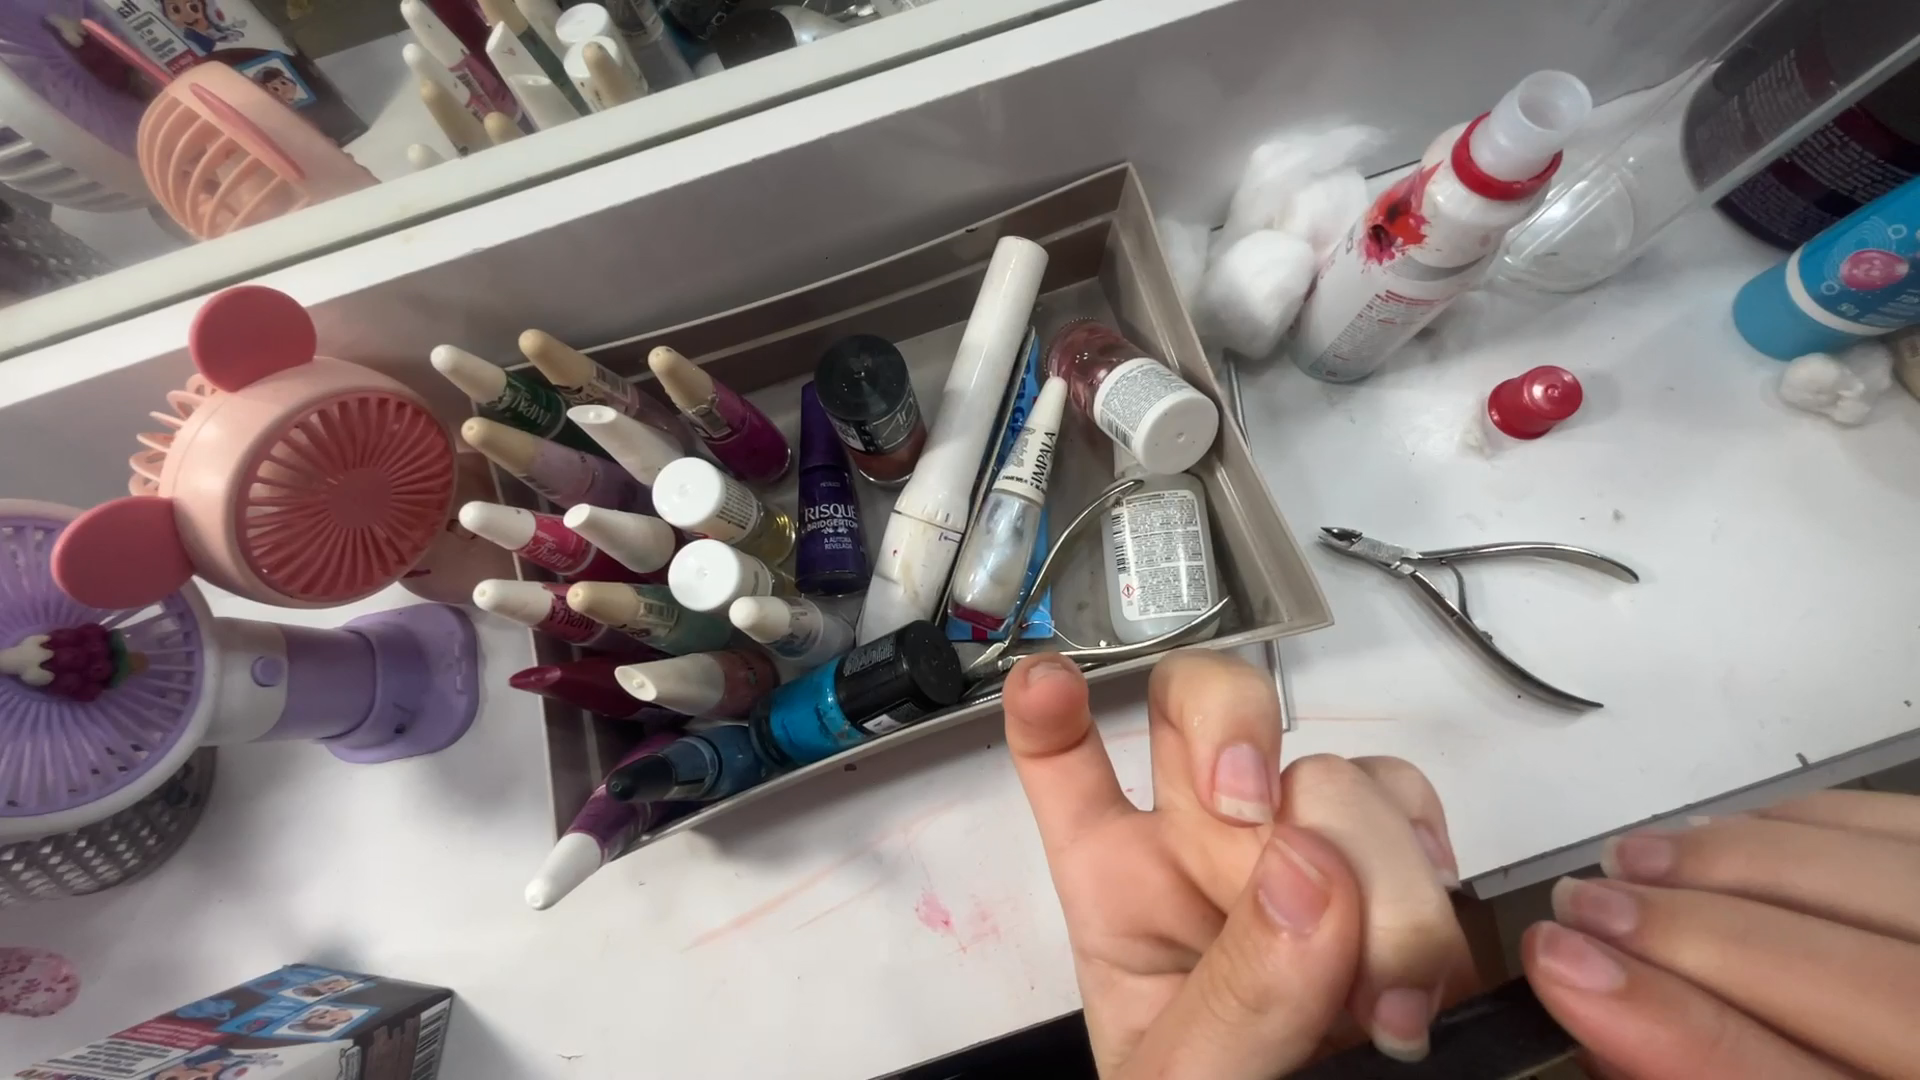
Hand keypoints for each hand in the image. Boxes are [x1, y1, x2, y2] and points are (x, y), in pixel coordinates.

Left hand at [1002, 650, 1475, 1077]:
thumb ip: (1235, 997)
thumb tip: (1309, 877)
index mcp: (1115, 878)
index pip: (1062, 764)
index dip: (1047, 710)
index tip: (1045, 681)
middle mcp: (1197, 837)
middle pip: (1195, 702)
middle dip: (1228, 724)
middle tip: (1247, 811)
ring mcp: (1294, 840)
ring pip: (1322, 762)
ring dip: (1361, 849)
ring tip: (1375, 995)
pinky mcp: (1382, 866)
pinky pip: (1403, 801)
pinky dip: (1423, 861)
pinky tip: (1416, 959)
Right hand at [1523, 791, 1919, 1077]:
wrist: (1902, 1035)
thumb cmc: (1832, 1061)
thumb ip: (1690, 1056)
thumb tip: (1568, 972)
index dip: (1680, 1027)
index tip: (1557, 959)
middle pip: (1879, 988)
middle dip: (1692, 930)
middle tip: (1577, 900)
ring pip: (1889, 886)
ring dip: (1728, 861)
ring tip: (1629, 859)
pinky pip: (1903, 825)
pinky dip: (1796, 821)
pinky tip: (1717, 835)